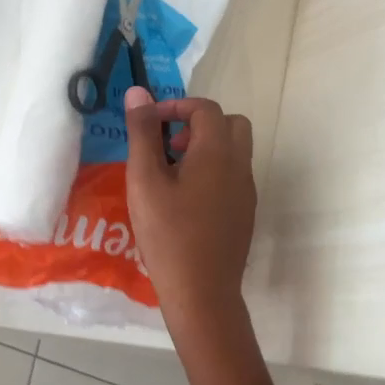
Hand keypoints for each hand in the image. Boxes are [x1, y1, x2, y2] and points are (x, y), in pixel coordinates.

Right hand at [123, 86, 255, 321]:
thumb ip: (142, 133)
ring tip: (169, 173)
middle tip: (167, 144)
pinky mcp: (244, 213)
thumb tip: (138, 93)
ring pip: (234, 151)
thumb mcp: (144, 179)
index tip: (148, 124)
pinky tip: (182, 200)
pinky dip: (211, 170)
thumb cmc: (167, 232)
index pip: (206, 109)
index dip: (175, 107)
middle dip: (197, 123)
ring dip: (204, 147)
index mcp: (217, 153)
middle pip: (230, 124)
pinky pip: (232, 175)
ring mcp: (246, 192)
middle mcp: (240, 167)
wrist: (201, 291)